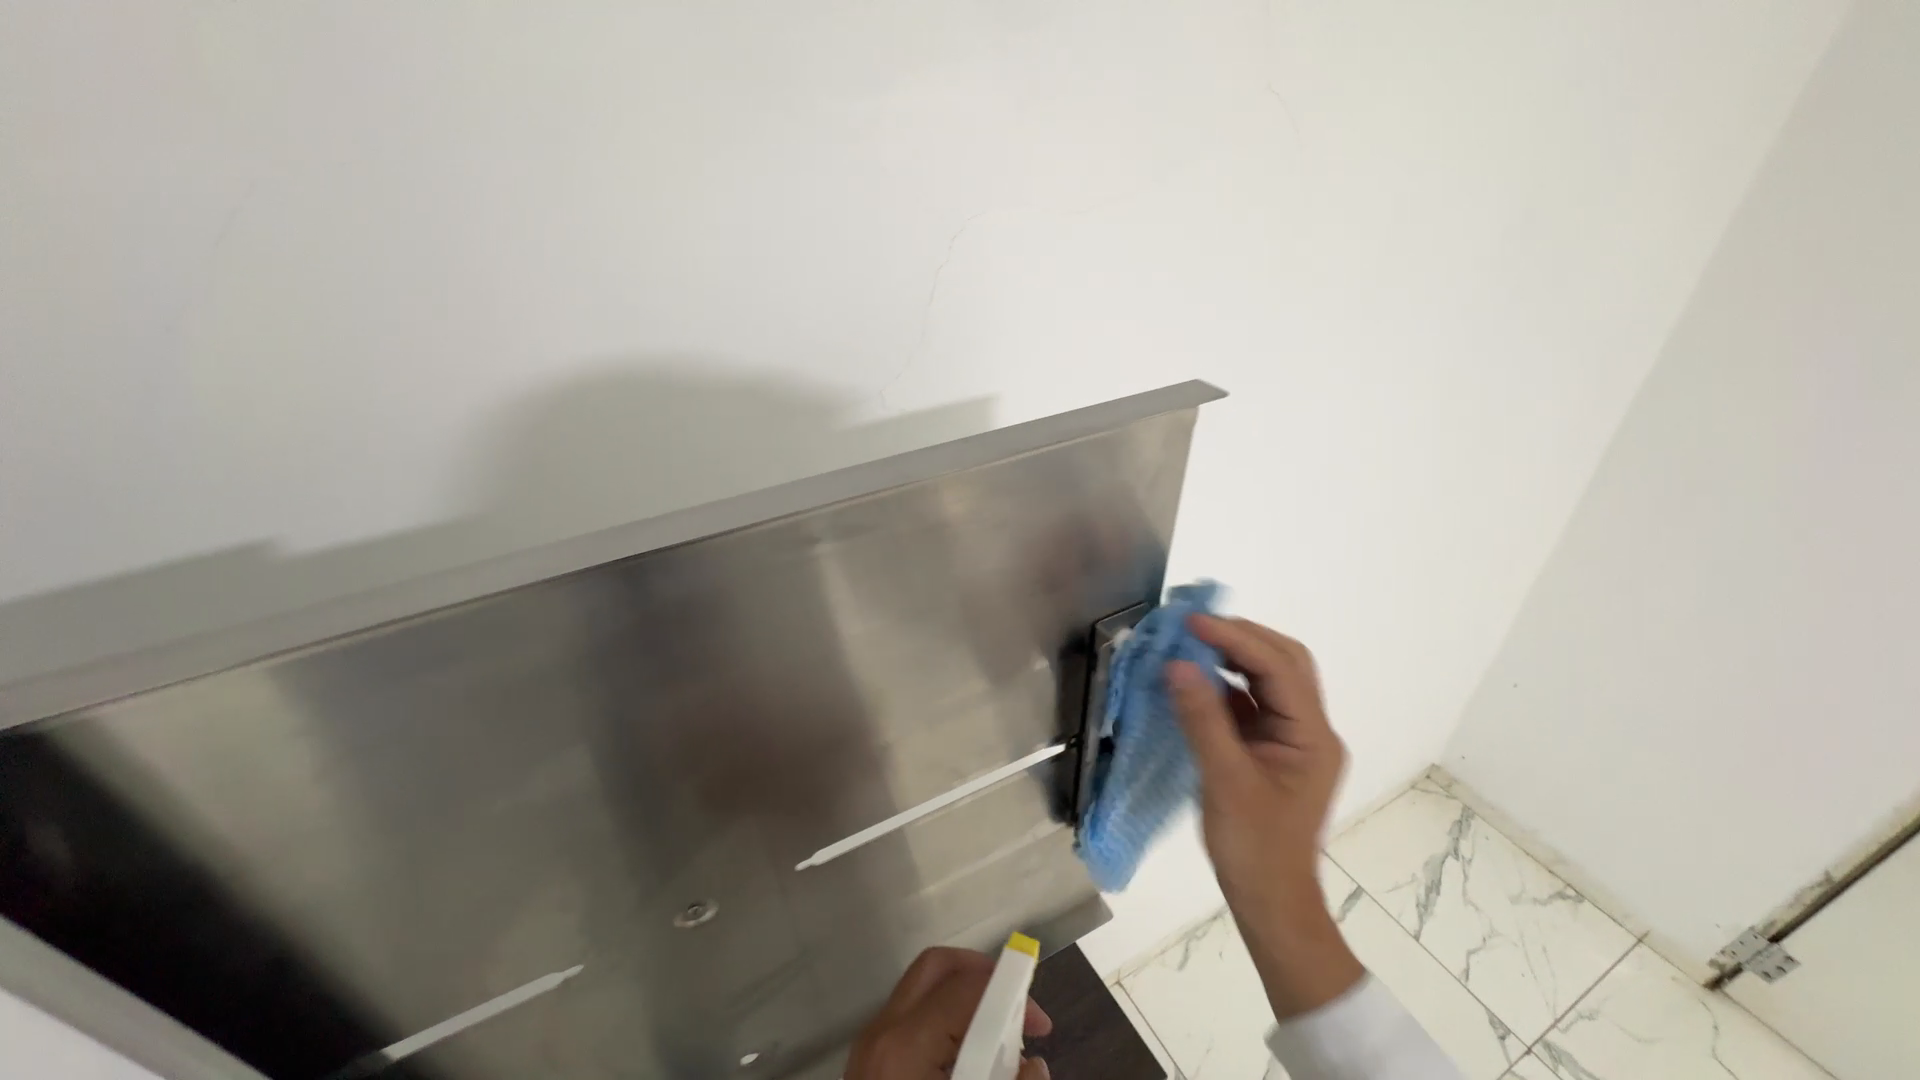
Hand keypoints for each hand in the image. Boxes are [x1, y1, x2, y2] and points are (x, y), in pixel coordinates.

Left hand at [846, 947, 1052, 1078]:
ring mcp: (869, 1048)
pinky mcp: (868, 1066)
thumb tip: (1033, 1066)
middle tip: (1017, 1006)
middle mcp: (881, 1032)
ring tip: (998, 1042)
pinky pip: (912, 1022)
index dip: (1011, 992)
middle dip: (982, 975)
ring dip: (964, 1001)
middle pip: (936, 967)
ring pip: (922, 992)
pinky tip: (969, 1065)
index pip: (965, 985)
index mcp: (906, 1044)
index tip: (1040, 1024)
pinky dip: (944, 1027)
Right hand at [1168, 616, 1363, 1018]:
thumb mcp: (1224, 781)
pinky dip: (1224, 686)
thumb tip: (1177, 665)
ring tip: (1190, 644)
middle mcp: (1310, 730)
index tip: (1192, 623)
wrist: (1270, 901)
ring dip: (1233, 658)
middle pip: (1284, 663)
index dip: (1236, 638)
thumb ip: (1202, 718)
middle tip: (1193, 626)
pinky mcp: (1271, 751)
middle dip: (1241, 638)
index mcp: (1312, 736)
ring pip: (1268, 681)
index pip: (1279, 668)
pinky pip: (1251, 704)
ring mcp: (1291, 740)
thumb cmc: (1253, 847)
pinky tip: (1194, 682)